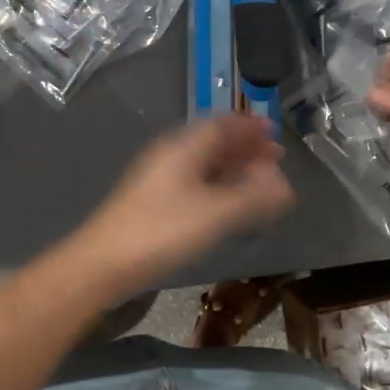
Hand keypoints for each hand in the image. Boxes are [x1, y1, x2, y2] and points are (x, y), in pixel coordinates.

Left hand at [66, 114, 294, 293]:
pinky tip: (230, 205)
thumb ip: (253, 198)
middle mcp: (171, 157)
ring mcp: (161, 181)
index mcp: (183, 148)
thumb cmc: (160, 232)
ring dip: (233, 168)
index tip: (273, 130)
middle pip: (213, 143)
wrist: (103, 265)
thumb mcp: (215, 214)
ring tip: (260, 180)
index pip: (221, 124)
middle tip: (275, 156)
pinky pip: (196, 185)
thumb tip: (286, 184)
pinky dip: (219, 187)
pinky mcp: (156, 206)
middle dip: (245, 147)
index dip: (248, 125)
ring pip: (204, 165)